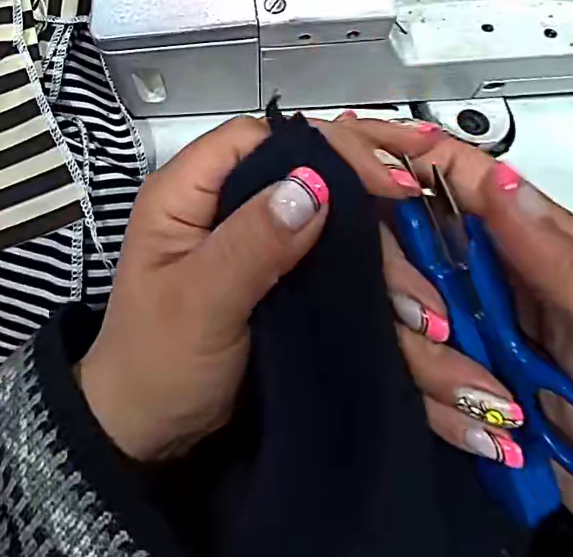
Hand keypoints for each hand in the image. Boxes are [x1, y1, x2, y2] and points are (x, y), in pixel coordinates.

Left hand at [79, 114, 441, 459]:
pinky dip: (366, 262)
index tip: (382, 178)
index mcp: (186, 191)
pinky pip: (324, 248)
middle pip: (296, 165)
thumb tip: (312, 183)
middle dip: (359, 181)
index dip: (319, 146)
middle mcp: (219, 201)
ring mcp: (247, 233)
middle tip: (421, 191)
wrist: (149, 433)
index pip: (256, 138)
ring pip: (319, 209)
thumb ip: (251, 242)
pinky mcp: (271, 268)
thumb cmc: (157, 364)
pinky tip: (406, 287)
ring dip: (372, 234)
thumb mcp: (199, 302)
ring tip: (423, 266)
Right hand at [385, 138, 572, 556]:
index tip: (358, 165)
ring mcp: (497, 342)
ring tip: (500, 411)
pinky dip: (441, 404)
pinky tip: (495, 434)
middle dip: (410, 286)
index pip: (470, 178)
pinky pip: (422, 376)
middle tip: (447, 332)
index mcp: (561, 252)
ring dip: (432, 361)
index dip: (409, 159)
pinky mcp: (484, 393)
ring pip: (410, 314)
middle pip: (417, 246)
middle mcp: (517, 287)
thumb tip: (500, 183)